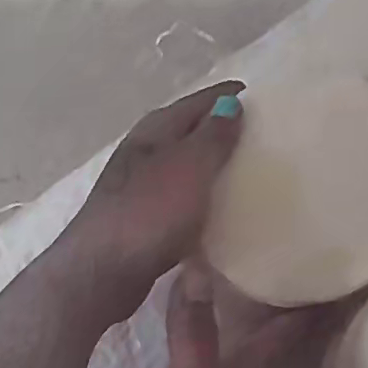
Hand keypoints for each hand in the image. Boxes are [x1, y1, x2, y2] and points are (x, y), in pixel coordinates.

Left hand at [58, 81, 245, 321]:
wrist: (102, 271)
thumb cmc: (148, 213)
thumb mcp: (188, 167)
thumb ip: (212, 137)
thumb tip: (231, 104)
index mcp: (154, 131)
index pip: (198, 101)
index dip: (230, 96)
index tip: (264, 97)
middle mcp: (142, 154)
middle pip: (188, 133)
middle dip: (221, 130)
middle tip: (262, 137)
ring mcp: (137, 189)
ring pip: (182, 168)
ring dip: (209, 167)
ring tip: (245, 174)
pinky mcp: (139, 222)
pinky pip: (177, 201)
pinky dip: (198, 200)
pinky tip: (215, 213)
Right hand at [146, 266, 320, 367]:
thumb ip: (193, 339)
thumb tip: (199, 267)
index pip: (288, 325)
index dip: (308, 291)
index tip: (328, 257)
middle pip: (274, 342)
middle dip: (278, 304)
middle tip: (278, 262)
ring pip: (251, 365)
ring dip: (251, 334)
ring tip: (238, 302)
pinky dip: (221, 364)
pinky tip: (203, 366)